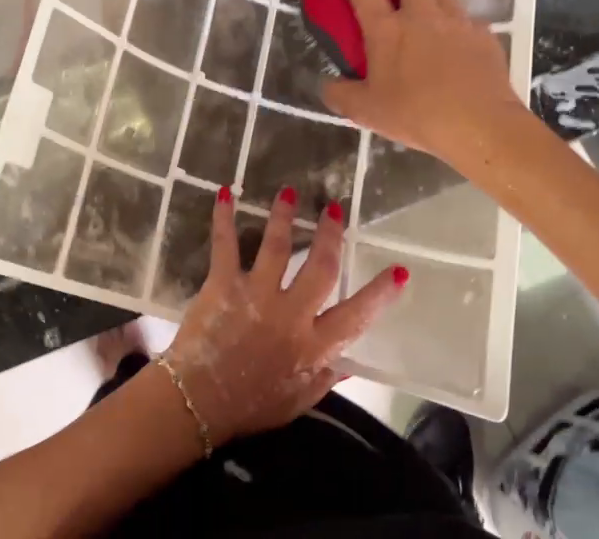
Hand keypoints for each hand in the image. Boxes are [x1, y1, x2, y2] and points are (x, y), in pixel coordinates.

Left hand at [161, 186, 406, 446]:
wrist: (199, 402)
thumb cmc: (250, 406)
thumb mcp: (299, 401)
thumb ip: (326, 378)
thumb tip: (350, 361)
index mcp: (315, 347)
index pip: (357, 316)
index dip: (380, 293)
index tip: (399, 270)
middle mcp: (291, 315)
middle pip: (320, 267)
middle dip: (330, 235)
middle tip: (334, 209)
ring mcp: (257, 296)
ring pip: (277, 246)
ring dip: (284, 216)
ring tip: (289, 192)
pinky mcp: (223, 285)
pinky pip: (226, 246)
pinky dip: (225, 218)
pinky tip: (227, 194)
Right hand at [319, 0, 523, 163]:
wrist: (479, 126)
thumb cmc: (415, 114)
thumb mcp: (366, 111)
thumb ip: (340, 95)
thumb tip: (327, 86)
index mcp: (387, 30)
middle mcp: (422, 16)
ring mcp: (458, 23)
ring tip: (428, 17)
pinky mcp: (485, 37)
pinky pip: (470, 20)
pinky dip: (460, 26)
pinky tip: (457, 47)